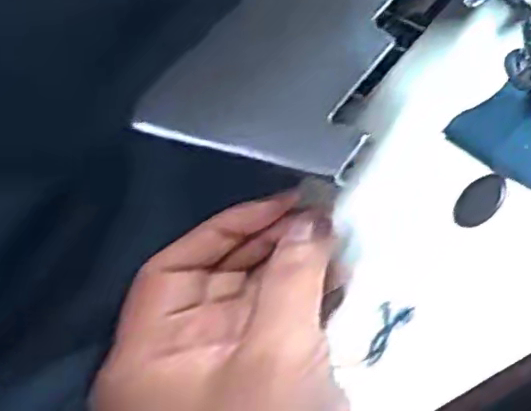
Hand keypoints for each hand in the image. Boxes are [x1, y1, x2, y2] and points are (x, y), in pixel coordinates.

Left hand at [93, 193, 345, 410]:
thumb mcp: (279, 345)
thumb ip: (296, 275)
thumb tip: (314, 217)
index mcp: (154, 349)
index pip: (173, 267)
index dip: (228, 227)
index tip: (290, 202)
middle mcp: (182, 347)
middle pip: (220, 270)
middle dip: (276, 236)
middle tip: (328, 215)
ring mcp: (225, 355)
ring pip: (259, 283)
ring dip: (302, 256)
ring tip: (342, 242)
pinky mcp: (266, 359)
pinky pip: (285, 303)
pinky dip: (315, 280)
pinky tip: (343, 273)